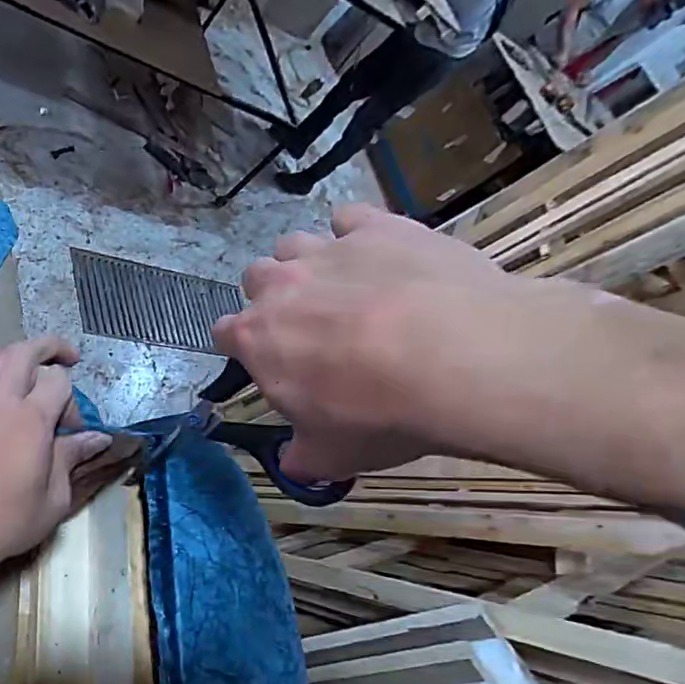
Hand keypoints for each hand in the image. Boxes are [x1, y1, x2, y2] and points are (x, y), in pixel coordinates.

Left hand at [0, 337, 112, 575]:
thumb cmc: (7, 521)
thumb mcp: (54, 498)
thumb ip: (72, 458)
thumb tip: (96, 439)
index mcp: (29, 421)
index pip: (57, 380)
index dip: (73, 399)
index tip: (74, 432)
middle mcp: (1, 404)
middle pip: (23, 351)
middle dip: (50, 347)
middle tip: (70, 359)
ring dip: (21, 354)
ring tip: (38, 369)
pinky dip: (1, 371)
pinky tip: (14, 396)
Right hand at [210, 204, 551, 481]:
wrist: (459, 360)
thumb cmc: (379, 414)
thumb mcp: (332, 455)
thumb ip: (301, 457)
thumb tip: (294, 464)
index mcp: (256, 339)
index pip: (225, 332)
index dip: (244, 345)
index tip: (268, 360)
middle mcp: (280, 287)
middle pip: (256, 278)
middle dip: (273, 296)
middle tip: (310, 324)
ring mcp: (328, 251)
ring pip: (294, 244)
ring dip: (308, 262)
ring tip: (344, 287)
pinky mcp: (378, 227)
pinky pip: (350, 218)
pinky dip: (356, 233)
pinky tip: (380, 256)